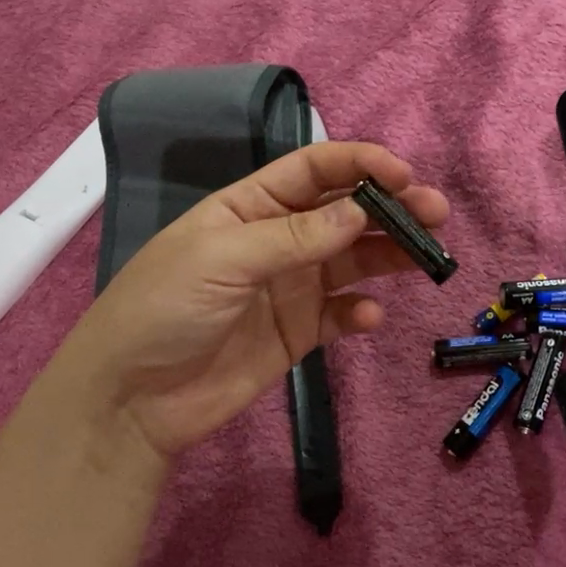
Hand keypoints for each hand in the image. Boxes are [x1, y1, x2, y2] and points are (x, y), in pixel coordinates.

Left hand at [57, 141, 448, 457]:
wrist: (129, 401)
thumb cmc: (163, 308)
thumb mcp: (223, 259)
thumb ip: (296, 236)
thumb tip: (360, 212)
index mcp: (252, 205)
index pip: (316, 170)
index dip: (361, 165)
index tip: (404, 176)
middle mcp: (279, 238)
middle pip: (347, 212)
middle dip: (392, 207)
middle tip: (436, 213)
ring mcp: (292, 286)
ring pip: (356, 258)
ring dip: (391, 254)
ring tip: (427, 259)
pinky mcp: (300, 331)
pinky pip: (344, 312)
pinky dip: (362, 311)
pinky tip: (368, 317)